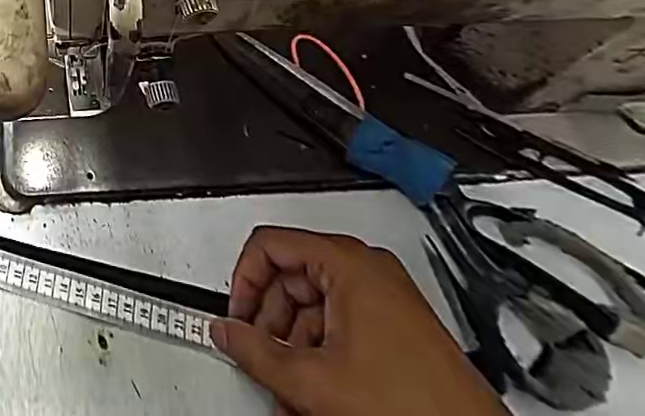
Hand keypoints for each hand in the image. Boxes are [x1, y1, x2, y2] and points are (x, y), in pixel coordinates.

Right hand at [210, 226, 504, 415]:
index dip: (244, 279)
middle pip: (290, 275)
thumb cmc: (418, 408)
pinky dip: (322, 350)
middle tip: (262, 354)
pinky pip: (340, 321)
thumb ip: (256, 351)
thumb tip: (226, 331)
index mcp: (347, 262)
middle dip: (271, 320)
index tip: (238, 313)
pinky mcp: (399, 325)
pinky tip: (318, 388)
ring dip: (294, 342)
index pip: (269, 245)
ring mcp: (387, 296)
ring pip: (314, 303)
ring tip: (291, 384)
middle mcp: (369, 269)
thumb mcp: (314, 379)